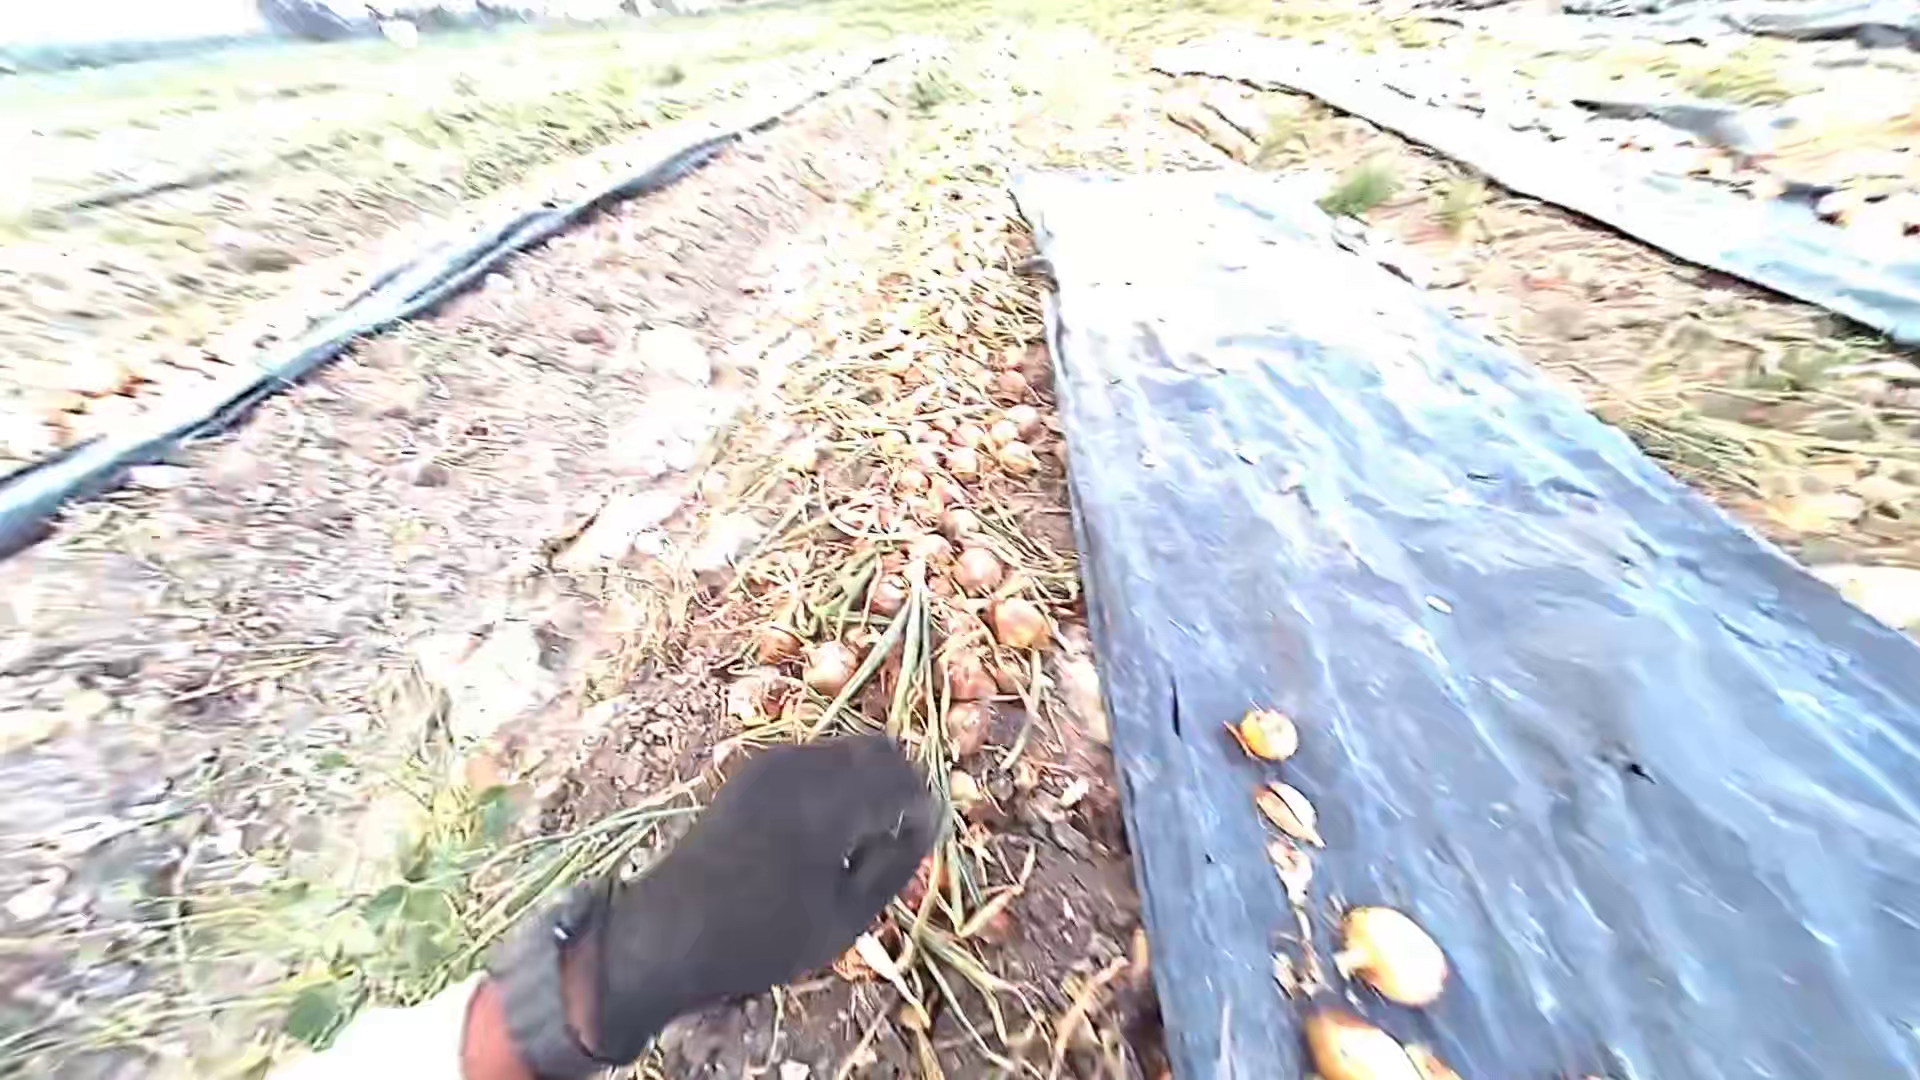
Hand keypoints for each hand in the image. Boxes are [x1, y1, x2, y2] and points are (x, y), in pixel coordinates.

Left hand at [564, 735, 937, 1062]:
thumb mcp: (845, 917)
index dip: (922, 803)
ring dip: (870, 775)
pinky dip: (838, 775)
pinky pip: (819, 754)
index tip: (922, 833)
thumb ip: (896, 862)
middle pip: (880, 749)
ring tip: (862, 824)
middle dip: (900, 781)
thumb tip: (928, 820)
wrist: (669, 928)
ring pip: (850, 747)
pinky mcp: (760, 762)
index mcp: (832, 801)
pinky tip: (827, 816)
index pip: (904, 779)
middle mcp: (807, 764)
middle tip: (899, 824)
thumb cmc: (764, 934)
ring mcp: (780, 757)